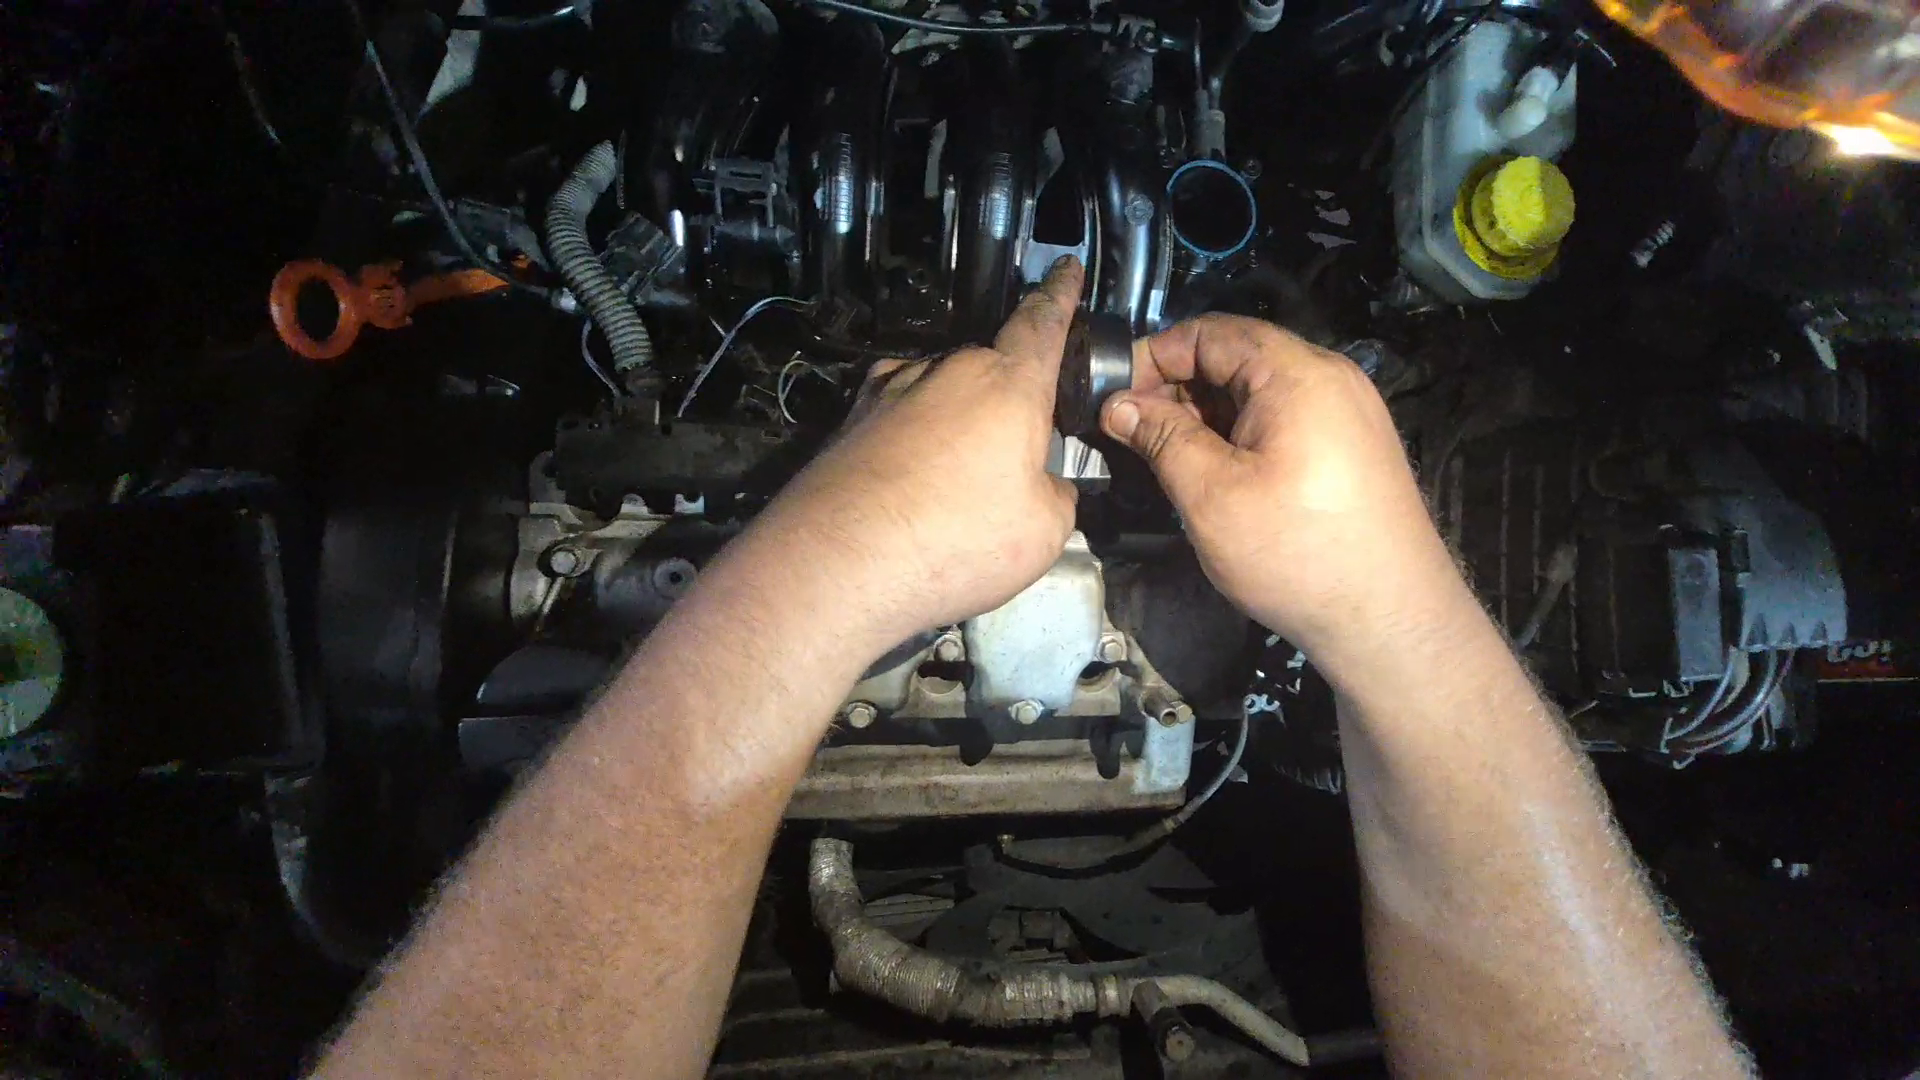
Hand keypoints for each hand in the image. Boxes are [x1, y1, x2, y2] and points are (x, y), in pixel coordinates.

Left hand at [740, 258, 1082, 651]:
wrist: (837, 563)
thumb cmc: (954, 539)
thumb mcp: (1043, 530)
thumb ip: (1055, 493)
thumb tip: (1041, 482)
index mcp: (1005, 384)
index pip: (1042, 323)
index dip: (1060, 296)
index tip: (1064, 269)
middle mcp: (946, 371)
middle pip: (989, 372)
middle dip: (1005, 404)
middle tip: (1011, 461)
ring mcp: (890, 392)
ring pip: (942, 397)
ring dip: (956, 429)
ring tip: (954, 489)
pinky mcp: (851, 421)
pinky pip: (901, 420)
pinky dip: (914, 444)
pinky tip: (911, 487)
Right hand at [1100, 315, 1466, 666]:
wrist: (1388, 621)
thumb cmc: (1294, 553)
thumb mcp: (1211, 494)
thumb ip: (1160, 437)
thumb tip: (1117, 404)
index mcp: (1297, 375)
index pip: (1211, 332)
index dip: (1153, 355)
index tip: (1113, 396)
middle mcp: (1328, 379)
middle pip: (1235, 356)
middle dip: (1174, 386)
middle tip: (1130, 430)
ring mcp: (1344, 413)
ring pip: (1255, 391)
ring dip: (1202, 413)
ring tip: (1161, 453)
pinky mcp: (1348, 447)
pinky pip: (1279, 418)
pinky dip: (1235, 432)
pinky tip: (1208, 469)